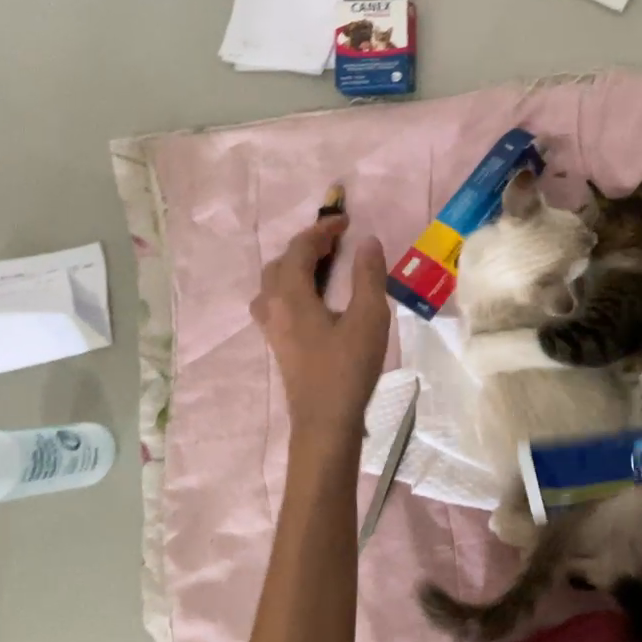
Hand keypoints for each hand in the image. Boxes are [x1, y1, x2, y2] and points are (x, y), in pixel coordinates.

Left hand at [249, 215, 389, 460]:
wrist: (325, 420)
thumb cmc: (348, 367)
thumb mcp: (368, 317)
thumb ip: (368, 276)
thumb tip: (367, 241)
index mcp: (291, 295)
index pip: (299, 249)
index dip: (322, 231)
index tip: (347, 221)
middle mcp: (273, 307)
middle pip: (280, 264)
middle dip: (307, 246)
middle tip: (338, 242)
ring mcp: (272, 328)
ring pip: (274, 284)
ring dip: (296, 267)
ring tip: (326, 266)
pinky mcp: (279, 344)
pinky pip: (277, 301)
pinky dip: (294, 287)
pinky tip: (316, 298)